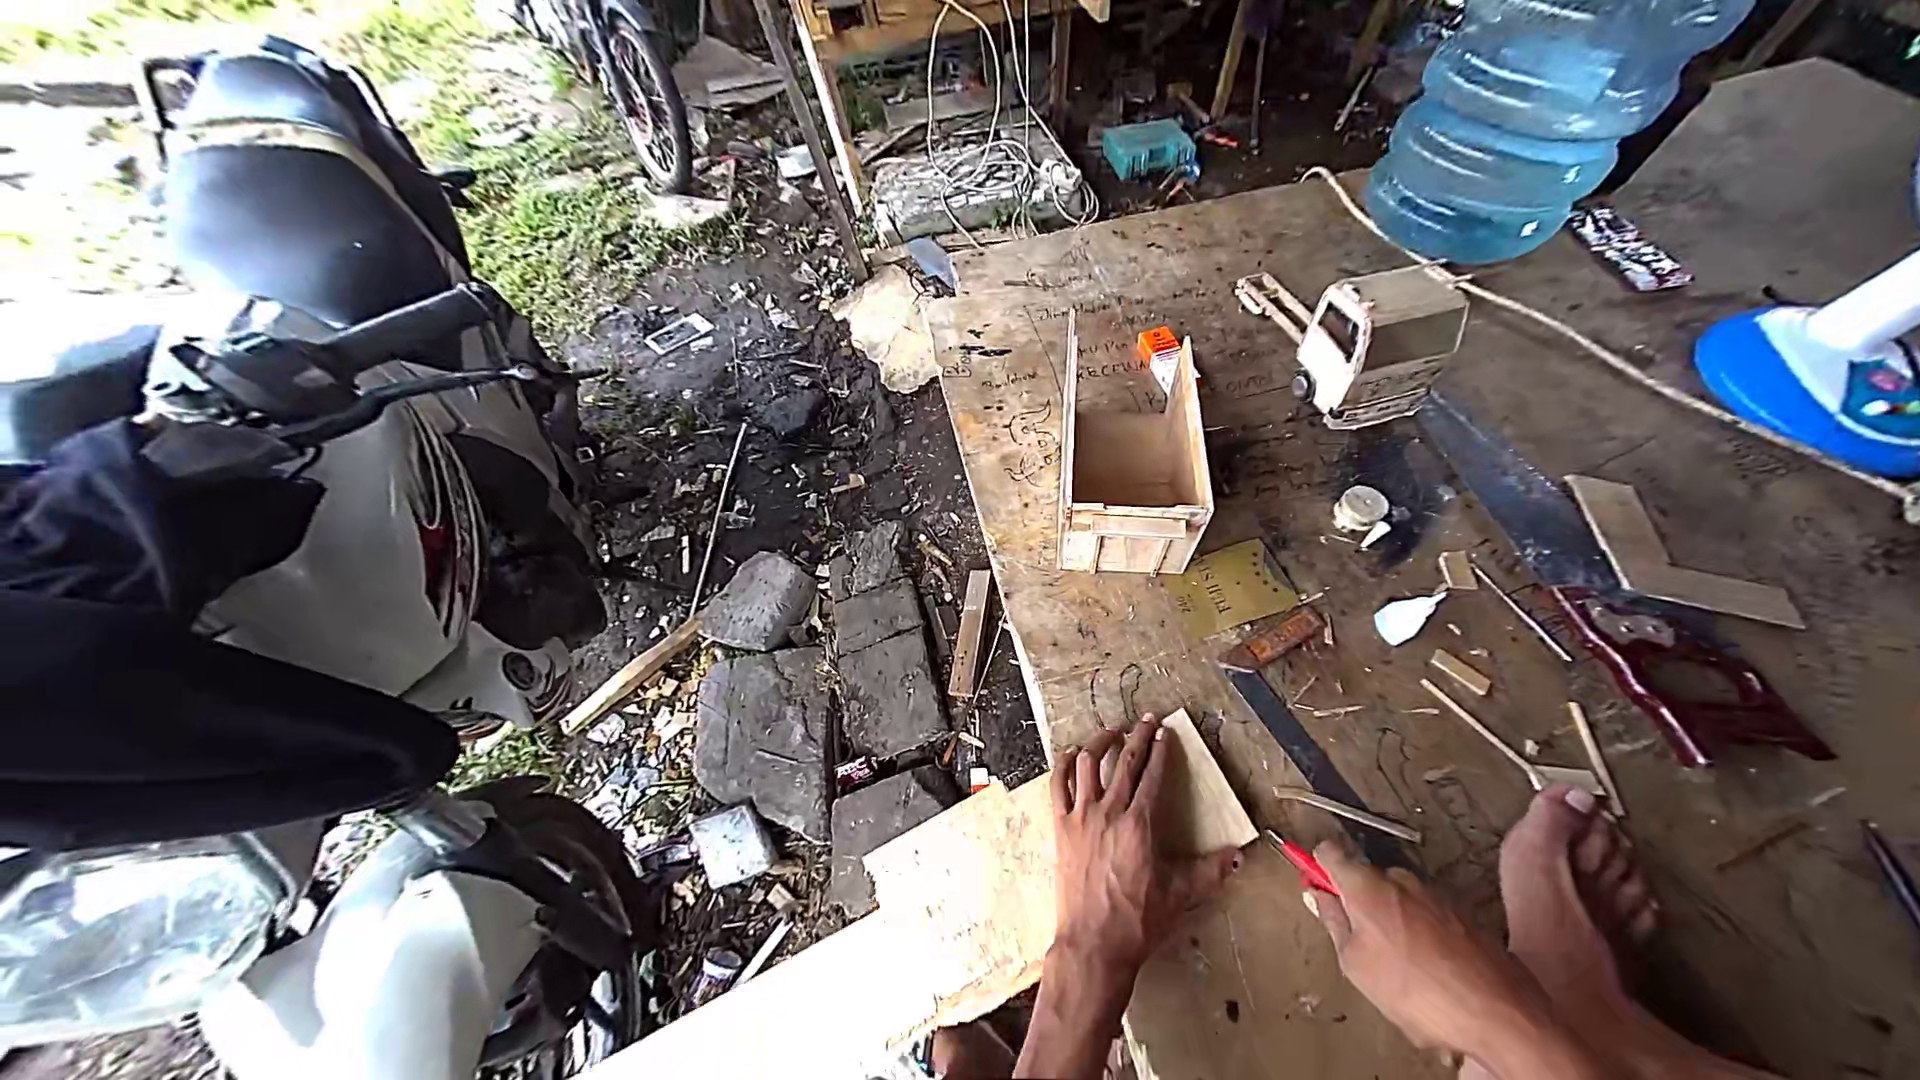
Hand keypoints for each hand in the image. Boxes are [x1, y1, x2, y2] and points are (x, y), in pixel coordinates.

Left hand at [1015, 715, 1242, 1078]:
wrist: (1093, 942)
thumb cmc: (1136, 921)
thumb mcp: (1179, 896)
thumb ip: (1209, 871)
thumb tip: (1237, 855)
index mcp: (1138, 825)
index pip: (1152, 776)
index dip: (1160, 751)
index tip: (1164, 733)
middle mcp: (1108, 812)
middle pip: (1124, 762)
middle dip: (1138, 737)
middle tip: (1147, 721)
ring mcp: (1080, 816)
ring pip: (1089, 764)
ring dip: (1100, 743)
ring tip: (1111, 732)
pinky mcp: (1060, 825)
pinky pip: (1058, 784)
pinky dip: (1064, 764)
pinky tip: (1072, 754)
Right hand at [1304, 842, 1575, 1064]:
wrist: (1504, 1020)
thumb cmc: (1425, 994)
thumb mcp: (1355, 964)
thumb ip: (1332, 923)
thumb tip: (1319, 898)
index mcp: (1365, 885)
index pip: (1328, 850)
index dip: (1316, 865)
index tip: (1312, 878)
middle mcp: (1400, 879)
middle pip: (1366, 878)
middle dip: (1360, 902)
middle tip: (1360, 939)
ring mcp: (1436, 895)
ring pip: (1400, 899)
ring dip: (1395, 921)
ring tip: (1402, 966)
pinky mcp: (1466, 916)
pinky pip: (1431, 916)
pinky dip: (1426, 936)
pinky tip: (1432, 973)